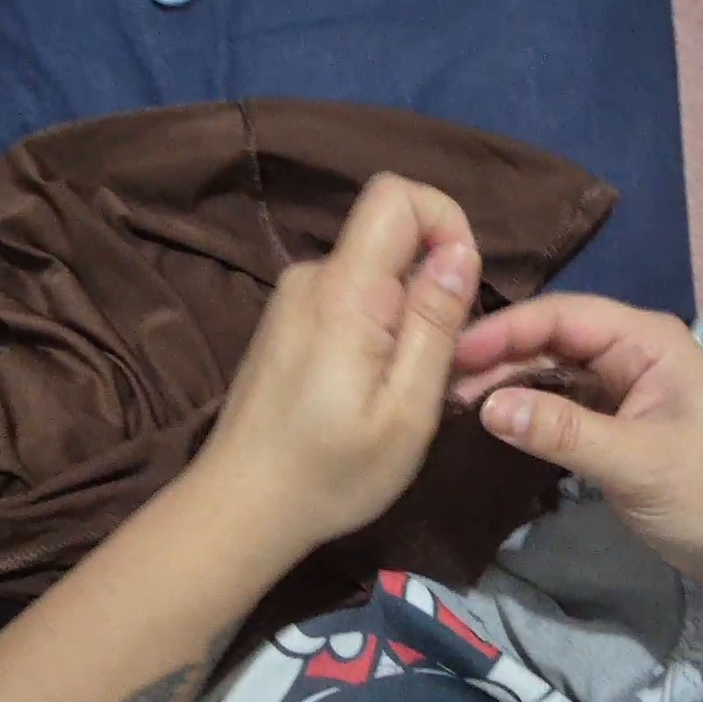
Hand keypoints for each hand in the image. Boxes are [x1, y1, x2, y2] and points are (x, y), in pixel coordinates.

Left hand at [192, 174, 482, 559]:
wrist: (241, 507)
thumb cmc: (331, 472)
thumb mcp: (406, 410)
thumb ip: (435, 324)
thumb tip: (460, 252)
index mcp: (343, 291)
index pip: (395, 194)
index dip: (443, 221)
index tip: (461, 290)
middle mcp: (311, 278)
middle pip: (387, 237)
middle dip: (428, 287)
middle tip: (434, 365)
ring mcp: (291, 300)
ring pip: (371, 274)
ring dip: (403, 316)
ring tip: (396, 389)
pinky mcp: (283, 323)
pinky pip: (346, 299)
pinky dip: (373, 329)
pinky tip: (362, 389)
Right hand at [452, 294, 702, 586]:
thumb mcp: (640, 461)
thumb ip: (564, 431)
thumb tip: (488, 406)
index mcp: (646, 341)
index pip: (563, 317)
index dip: (506, 331)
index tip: (454, 354)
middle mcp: (626, 353)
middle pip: (548, 340)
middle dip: (497, 358)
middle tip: (442, 385)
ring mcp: (615, 388)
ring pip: (546, 371)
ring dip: (504, 384)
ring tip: (454, 404)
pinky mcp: (605, 422)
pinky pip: (554, 404)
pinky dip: (521, 411)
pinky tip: (488, 422)